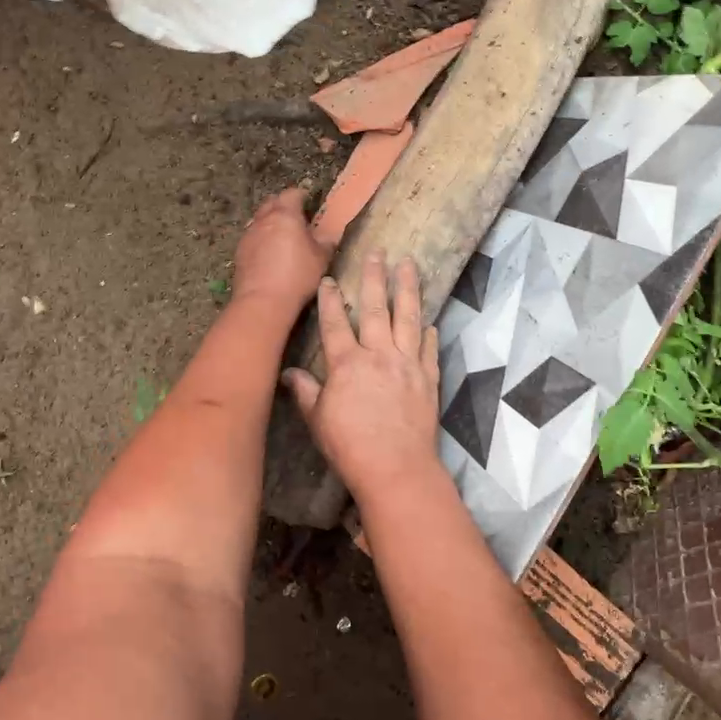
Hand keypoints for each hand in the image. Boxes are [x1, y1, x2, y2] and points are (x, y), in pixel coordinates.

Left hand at [232, 189, 335, 311]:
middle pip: (272, 202)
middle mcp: (264, 219)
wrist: (263, 300)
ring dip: (270, 222)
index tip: (309, 202)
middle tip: (295, 217)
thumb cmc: (297, 275)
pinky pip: (252, 237)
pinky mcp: (239, 252)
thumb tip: (329, 233)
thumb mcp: (321, 258)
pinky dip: (261, 238)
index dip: (301, 196)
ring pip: (259, 219)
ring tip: (281, 235)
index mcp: (285, 215)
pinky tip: (268, 253)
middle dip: (283, 205)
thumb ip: (326, 241)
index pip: (292, 194)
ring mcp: (248, 235)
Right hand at [283, 252, 441, 504]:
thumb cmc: (349, 445)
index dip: (330, 300)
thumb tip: (289, 373)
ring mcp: (407, 365)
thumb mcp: (318, 419)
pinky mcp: (428, 380)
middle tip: (378, 252)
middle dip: (375, 278)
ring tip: (410, 265)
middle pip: (376, 309)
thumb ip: (306, 392)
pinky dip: (430, 335)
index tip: (330, 279)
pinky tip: (431, 322)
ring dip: (408, 289)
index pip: (335, 323)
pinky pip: (430, 351)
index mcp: (347, 363)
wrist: (396, 467)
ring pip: (408, 319)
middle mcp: (379, 355)